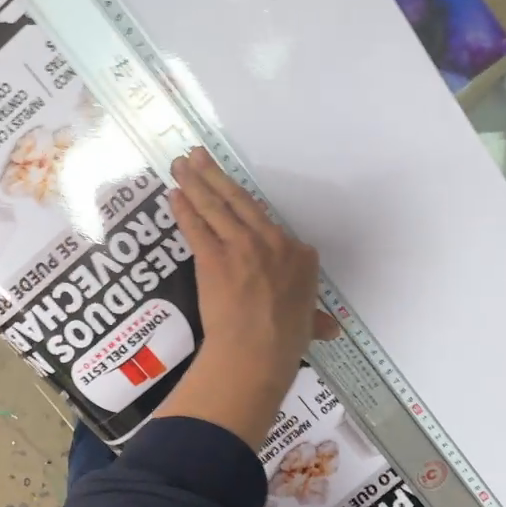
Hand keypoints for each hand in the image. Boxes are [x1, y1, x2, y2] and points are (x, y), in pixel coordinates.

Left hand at [157, 148, 336, 445]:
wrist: (257, 350)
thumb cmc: (285, 342)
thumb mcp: (308, 325)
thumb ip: (316, 321)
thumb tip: (331, 329)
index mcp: (300, 257)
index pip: (273, 229)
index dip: (251, 216)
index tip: (236, 203)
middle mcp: (272, 243)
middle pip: (240, 202)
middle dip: (215, 176)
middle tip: (198, 155)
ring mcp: (241, 247)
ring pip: (215, 207)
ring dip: (195, 181)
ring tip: (180, 164)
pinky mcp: (213, 257)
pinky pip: (196, 226)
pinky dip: (183, 208)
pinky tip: (173, 193)